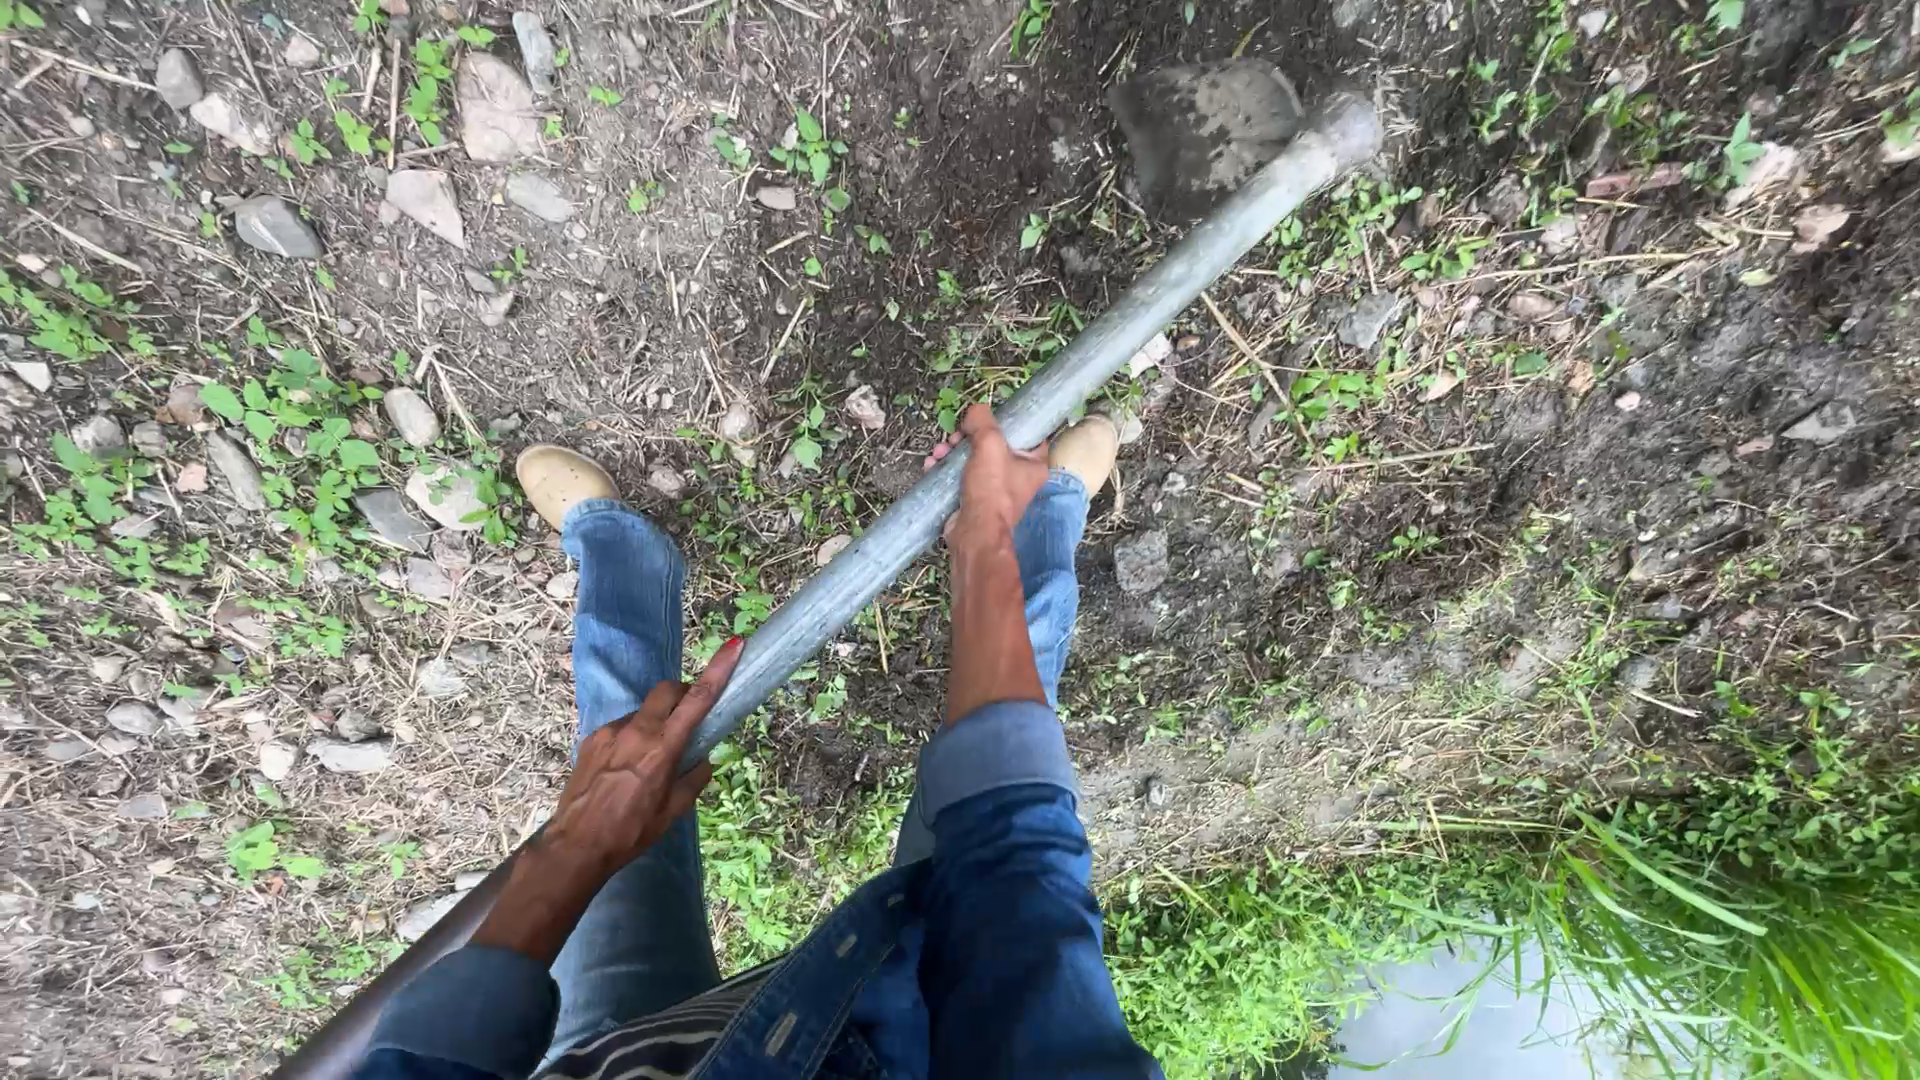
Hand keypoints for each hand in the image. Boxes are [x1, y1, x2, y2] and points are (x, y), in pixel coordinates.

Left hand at [471, 638, 743, 963]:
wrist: (575, 848)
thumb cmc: (631, 832)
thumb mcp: (674, 811)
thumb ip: (694, 779)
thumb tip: (703, 760)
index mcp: (662, 747)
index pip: (698, 698)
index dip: (719, 668)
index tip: (735, 645)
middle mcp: (636, 731)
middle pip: (668, 690)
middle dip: (683, 694)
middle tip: (689, 716)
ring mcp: (610, 732)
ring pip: (644, 710)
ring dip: (656, 720)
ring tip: (651, 755)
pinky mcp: (591, 739)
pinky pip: (622, 726)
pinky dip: (633, 735)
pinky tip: (626, 766)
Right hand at [924, 404, 1048, 548]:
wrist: (974, 533)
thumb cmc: (991, 490)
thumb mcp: (989, 444)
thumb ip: (982, 420)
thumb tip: (974, 412)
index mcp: (1033, 464)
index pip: (1026, 434)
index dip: (1006, 423)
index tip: (986, 420)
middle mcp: (1018, 478)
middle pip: (991, 445)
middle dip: (966, 438)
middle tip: (954, 438)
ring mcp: (995, 490)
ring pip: (972, 459)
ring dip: (952, 451)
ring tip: (939, 453)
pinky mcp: (974, 499)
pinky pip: (960, 476)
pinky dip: (946, 469)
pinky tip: (933, 465)